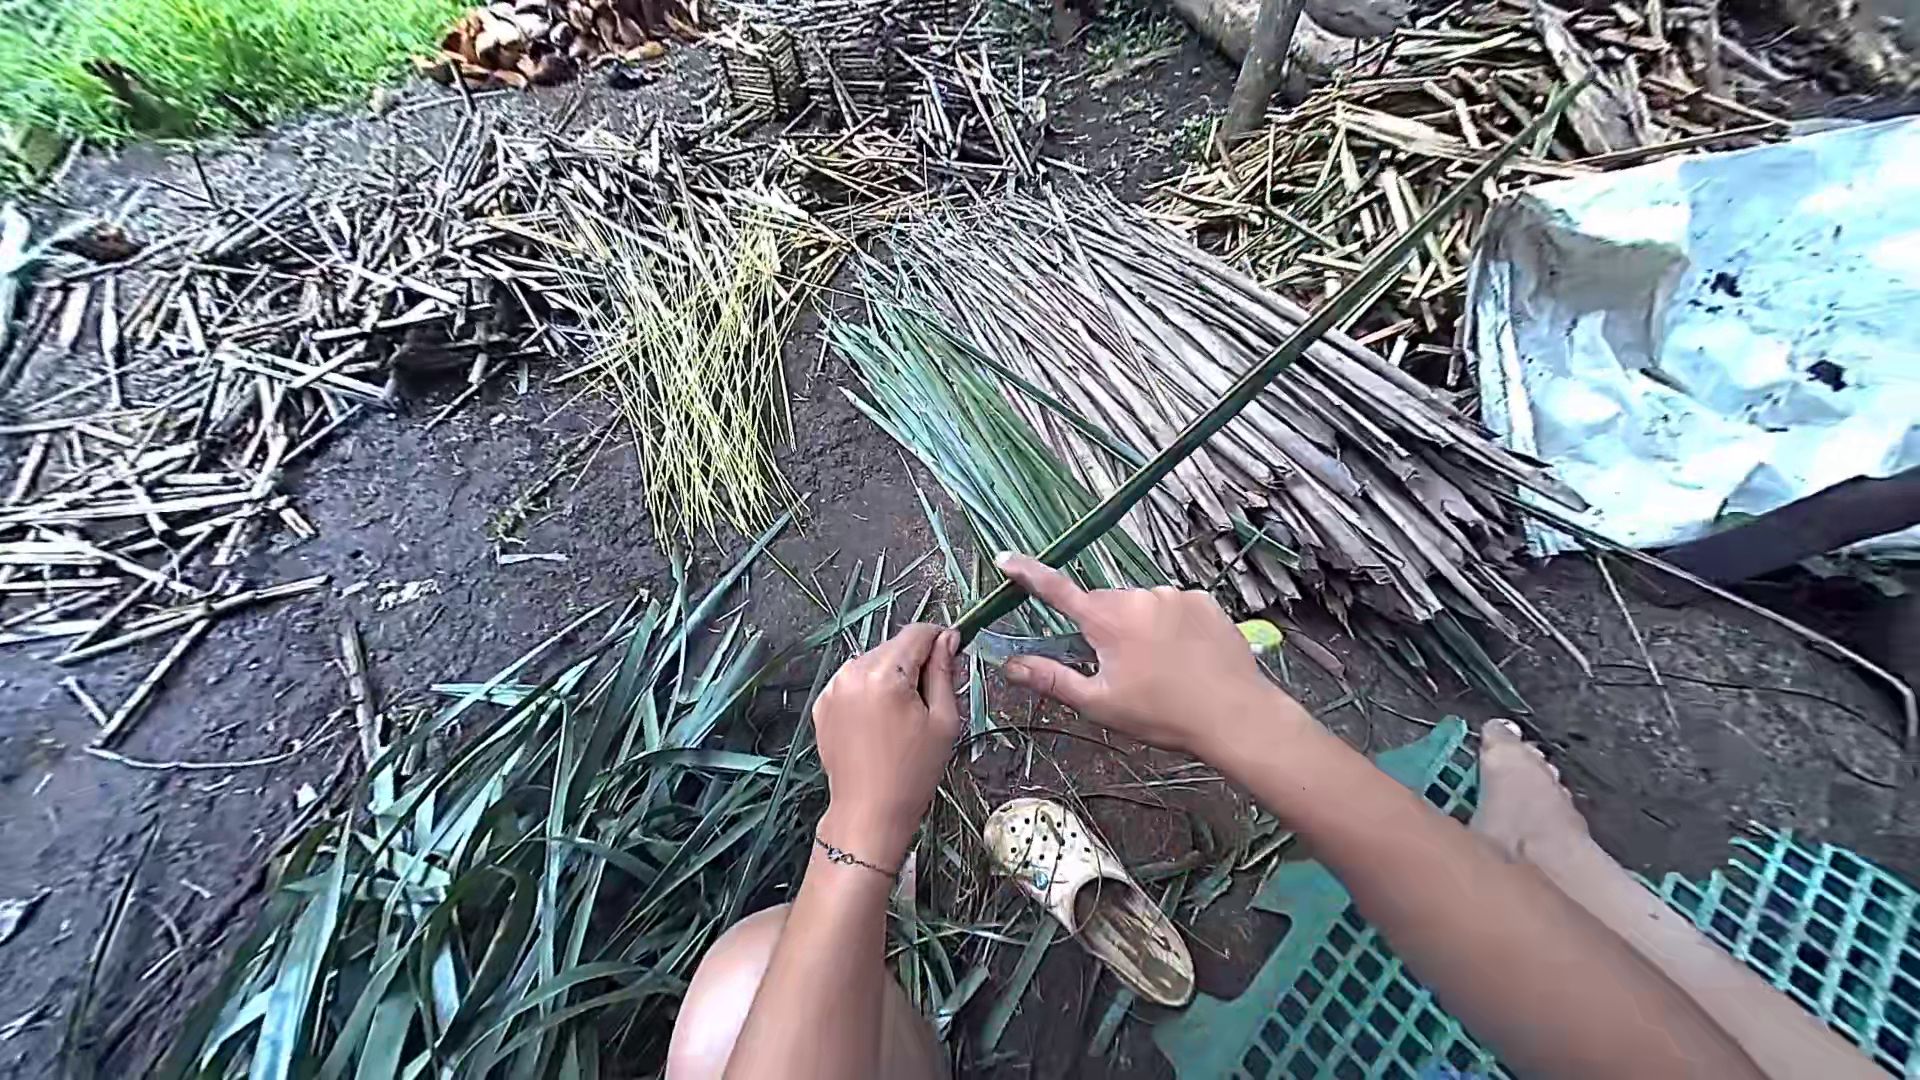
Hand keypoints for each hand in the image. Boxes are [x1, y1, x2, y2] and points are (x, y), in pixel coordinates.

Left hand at [813, 623, 961, 869]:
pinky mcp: (822, 703)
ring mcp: (833, 687)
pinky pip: (854, 680)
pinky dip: (870, 690)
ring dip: (891, 675)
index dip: (939, 640)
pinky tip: (878, 721)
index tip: (950, 659)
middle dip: (915, 663)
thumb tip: (948, 638)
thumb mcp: (943, 720)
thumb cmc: (913, 771)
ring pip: (874, 661)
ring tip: (900, 715)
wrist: (868, 814)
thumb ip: (944, 672)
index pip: (917, 633)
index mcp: (885, 674)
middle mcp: (853, 671)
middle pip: (894, 646)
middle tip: (927, 701)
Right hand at [992, 552, 1313, 758]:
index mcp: (1108, 620)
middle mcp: (1138, 596)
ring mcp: (1173, 594)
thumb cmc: (1161, 714)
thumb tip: (1009, 666)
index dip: (1028, 573)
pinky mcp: (1202, 599)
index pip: (1057, 590)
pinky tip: (1182, 652)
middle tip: (1118, 664)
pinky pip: (1170, 604)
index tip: (1006, 558)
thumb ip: (1051, 679)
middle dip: (1101, 626)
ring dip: (1136, 625)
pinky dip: (1167, 622)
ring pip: (1137, 604)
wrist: (1236, 716)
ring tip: (1157, 663)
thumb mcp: (1100, 703)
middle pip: (1103, 603)